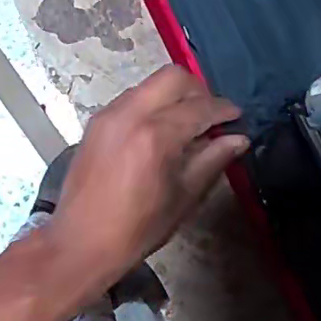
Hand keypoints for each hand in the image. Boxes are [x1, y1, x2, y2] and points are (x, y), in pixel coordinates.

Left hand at [47, 65, 248, 291]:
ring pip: (151, 84)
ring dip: (175, 96)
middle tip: (213, 116)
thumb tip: (238, 139)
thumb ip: (213, 160)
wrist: (81, 243)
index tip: (237, 118)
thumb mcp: (184, 197)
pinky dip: (154, 104)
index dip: (224, 110)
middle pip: (174, 77)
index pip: (200, 107)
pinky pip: (133, 98)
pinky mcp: (96, 123)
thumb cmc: (138, 228)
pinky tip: (162, 132)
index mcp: (155, 136)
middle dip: (200, 91)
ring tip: (188, 124)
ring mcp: (109, 115)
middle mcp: (130, 114)